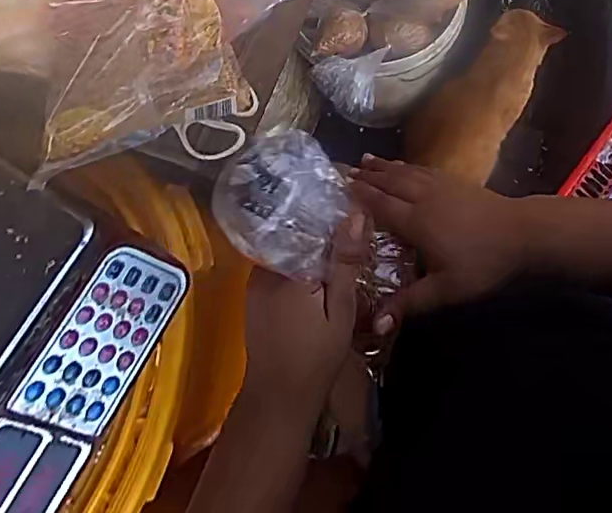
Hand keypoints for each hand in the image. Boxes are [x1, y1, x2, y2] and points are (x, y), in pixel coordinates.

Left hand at [239, 209, 368, 417]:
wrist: (277, 400)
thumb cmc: (316, 358)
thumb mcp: (341, 310)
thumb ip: (346, 261)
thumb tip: (358, 214)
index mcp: (287, 272)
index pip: (311, 224)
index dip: (335, 215)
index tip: (357, 211)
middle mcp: (265, 270)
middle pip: (298, 233)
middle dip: (325, 230)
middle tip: (354, 230)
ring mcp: (255, 281)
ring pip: (289, 246)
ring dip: (312, 246)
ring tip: (340, 246)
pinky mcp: (254, 292)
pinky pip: (280, 262)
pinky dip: (300, 261)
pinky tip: (320, 270)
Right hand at [348, 155, 534, 332]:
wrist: (521, 231)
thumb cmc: (482, 261)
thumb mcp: (446, 289)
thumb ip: (410, 303)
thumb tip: (377, 322)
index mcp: (417, 221)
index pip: (383, 205)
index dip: (362, 196)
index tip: (342, 186)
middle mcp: (426, 197)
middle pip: (392, 183)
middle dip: (370, 176)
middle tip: (348, 169)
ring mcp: (443, 186)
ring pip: (409, 172)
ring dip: (387, 167)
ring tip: (369, 160)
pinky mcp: (458, 182)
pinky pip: (426, 170)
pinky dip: (410, 166)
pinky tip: (408, 167)